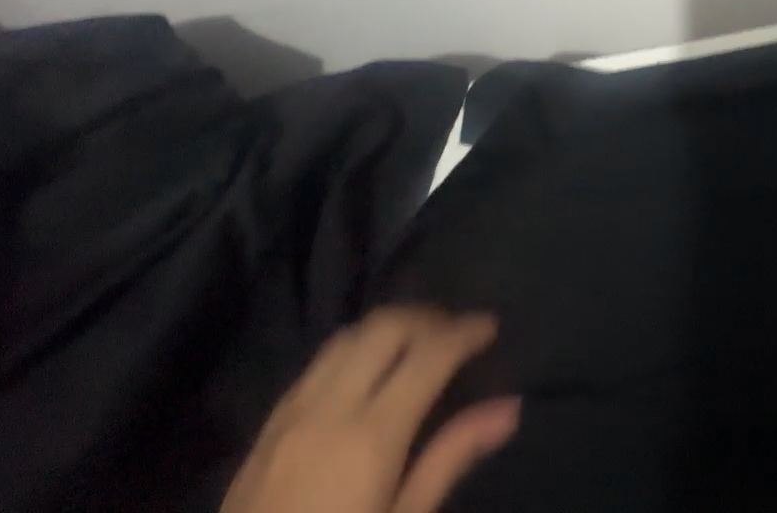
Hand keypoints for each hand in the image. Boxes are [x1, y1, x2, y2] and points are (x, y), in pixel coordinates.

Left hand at [222, 307, 520, 512]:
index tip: (491, 326)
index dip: (466, 331)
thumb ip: (450, 458)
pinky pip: (319, 362)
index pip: (429, 354)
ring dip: (390, 327)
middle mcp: (330, 408)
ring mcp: (293, 413)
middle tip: (457, 334)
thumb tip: (508, 407)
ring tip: (419, 343)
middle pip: (386, 327)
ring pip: (349, 335)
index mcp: (372, 435)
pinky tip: (370, 370)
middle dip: (429, 318)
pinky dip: (356, 347)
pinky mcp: (268, 426)